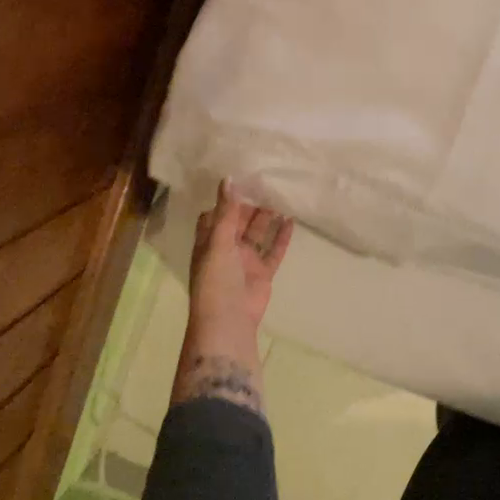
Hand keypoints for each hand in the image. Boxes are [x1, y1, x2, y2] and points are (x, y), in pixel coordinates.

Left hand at [190, 179, 292, 330]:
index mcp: (208, 243)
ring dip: (267, 218)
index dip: (225, 200)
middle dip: (250, 205)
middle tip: (267, 183)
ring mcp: (246, 261)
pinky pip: (273, 250)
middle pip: (239, 222)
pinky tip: (291, 220)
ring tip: (281, 197)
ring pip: (258, 234)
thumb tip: (228, 178)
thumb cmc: (216, 280)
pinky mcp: (263, 272)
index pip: (215, 216)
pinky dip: (281, 237)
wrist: (229, 321)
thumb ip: (226, 212)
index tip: (241, 180)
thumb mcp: (218, 243)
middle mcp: (226, 250)